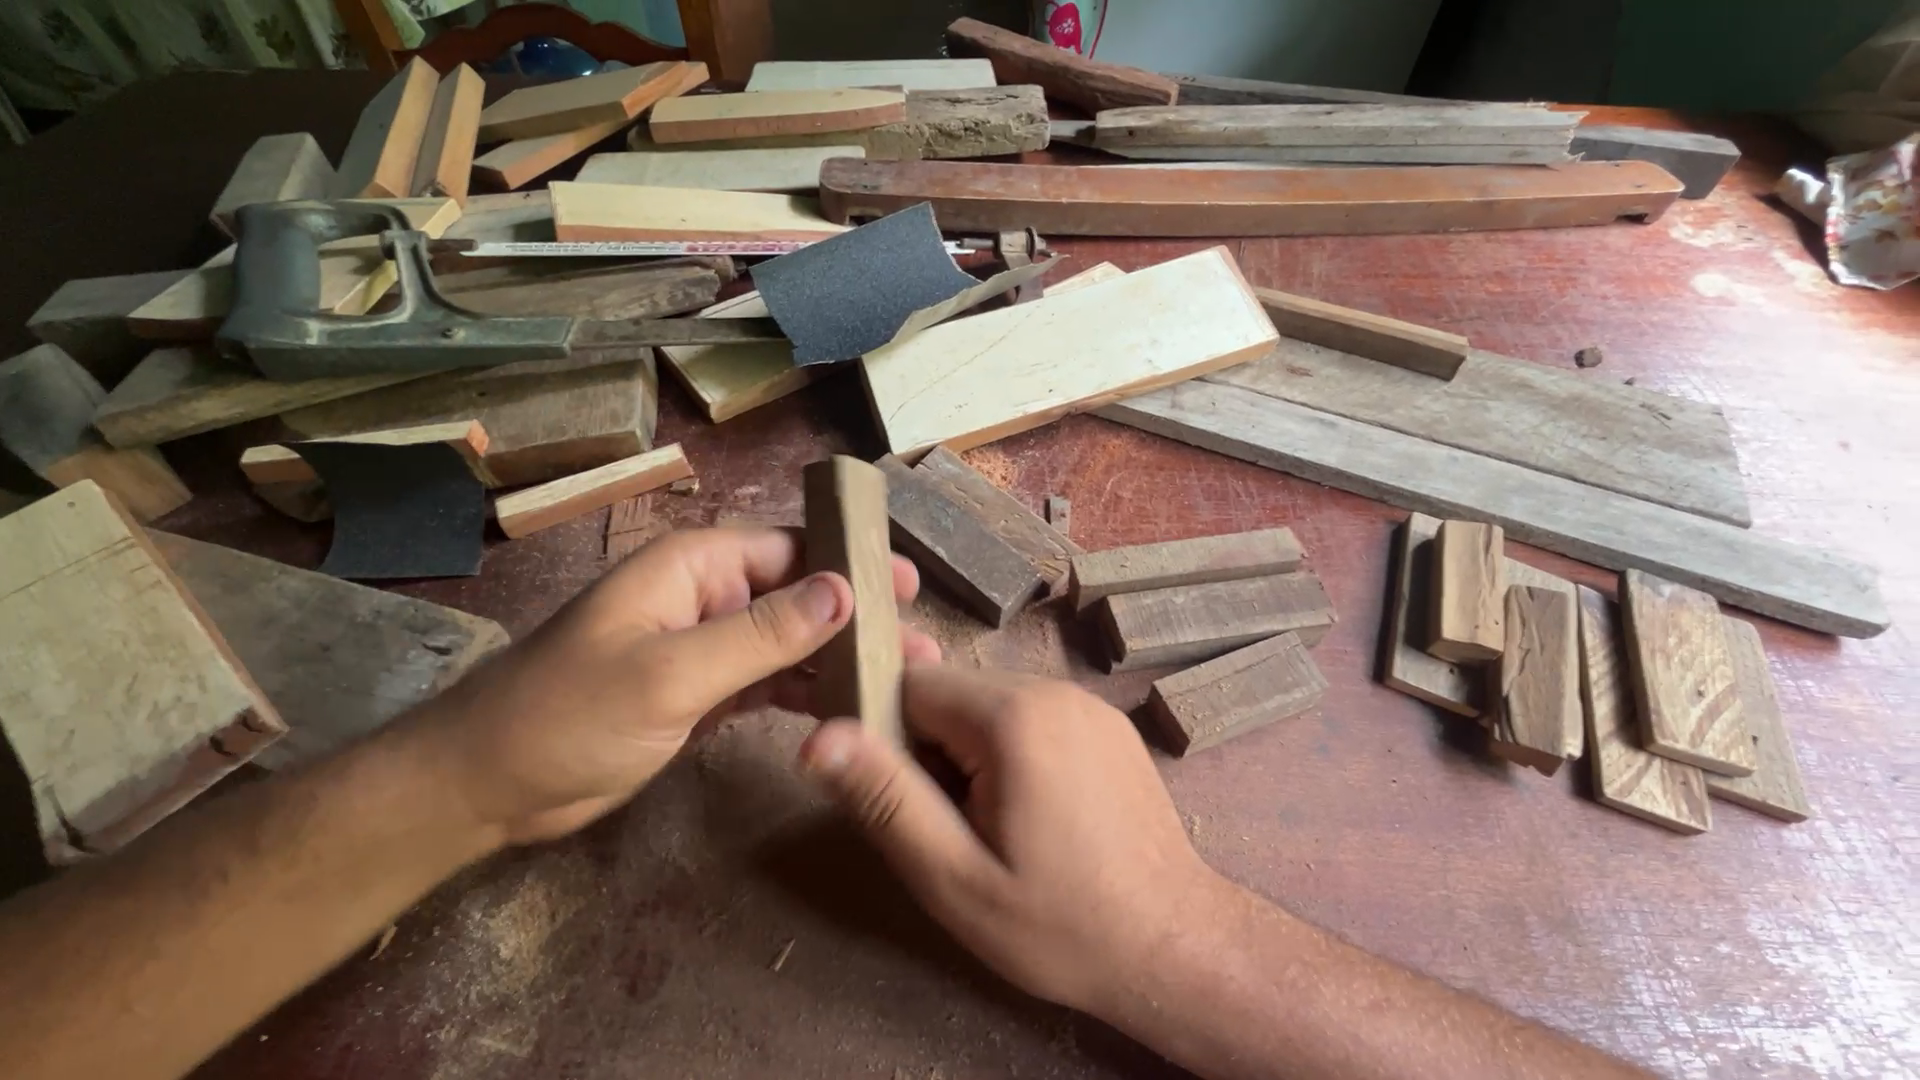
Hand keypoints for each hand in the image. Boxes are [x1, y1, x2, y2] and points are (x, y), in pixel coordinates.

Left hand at [411, 527, 939, 844]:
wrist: (489, 787)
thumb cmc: (569, 714)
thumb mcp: (671, 673)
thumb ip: (760, 635)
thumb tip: (843, 592)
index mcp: (695, 568)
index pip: (789, 550)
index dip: (850, 565)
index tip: (907, 585)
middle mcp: (708, 597)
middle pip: (798, 596)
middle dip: (857, 617)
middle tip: (919, 642)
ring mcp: (707, 647)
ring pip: (789, 643)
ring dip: (839, 659)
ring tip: (900, 680)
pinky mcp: (705, 693)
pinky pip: (769, 683)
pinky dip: (806, 693)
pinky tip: (848, 709)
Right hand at [796, 666, 1220, 1016]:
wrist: (1174, 944)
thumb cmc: (1058, 923)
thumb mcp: (954, 877)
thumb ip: (884, 798)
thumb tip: (819, 736)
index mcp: (1011, 717)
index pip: (909, 684)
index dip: (889, 735)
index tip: (903, 795)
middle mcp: (1052, 688)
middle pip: (950, 691)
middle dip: (932, 747)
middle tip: (953, 823)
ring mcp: (1085, 701)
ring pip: (987, 702)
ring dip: (971, 750)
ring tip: (995, 822)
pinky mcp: (1105, 721)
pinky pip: (1031, 715)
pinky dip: (1012, 749)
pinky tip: (1035, 810)